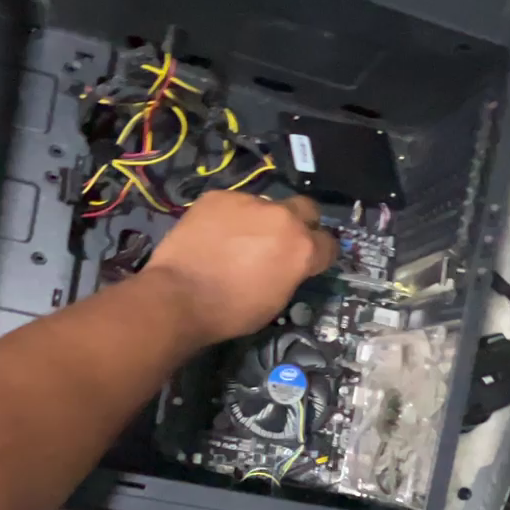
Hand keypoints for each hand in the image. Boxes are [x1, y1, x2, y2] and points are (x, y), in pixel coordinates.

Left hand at [143, 192, 336, 343]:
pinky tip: (215, 235)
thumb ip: (291, 274)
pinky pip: (234, 204)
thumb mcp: (276, 302)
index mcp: (302, 248)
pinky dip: (231, 217)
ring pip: (267, 205)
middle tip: (282, 243)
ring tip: (239, 241)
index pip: (329, 244)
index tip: (310, 263)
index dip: (320, 255)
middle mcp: (283, 217)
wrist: (180, 297)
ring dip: (262, 221)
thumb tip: (290, 265)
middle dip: (301, 224)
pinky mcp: (218, 196)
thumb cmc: (231, 312)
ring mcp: (249, 201)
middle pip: (307, 209)